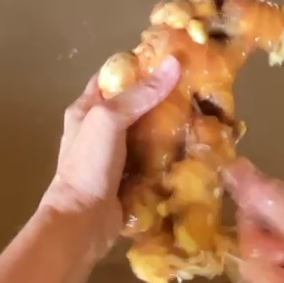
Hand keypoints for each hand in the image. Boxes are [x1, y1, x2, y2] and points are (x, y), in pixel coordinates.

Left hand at [40, 57, 180, 249]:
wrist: (81, 222)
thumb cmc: (89, 164)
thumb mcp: (110, 119)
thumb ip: (140, 94)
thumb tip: (174, 63)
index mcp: (87, 110)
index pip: (113, 77)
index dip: (139, 65)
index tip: (172, 60)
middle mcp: (100, 130)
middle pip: (135, 106)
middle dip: (162, 99)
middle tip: (197, 90)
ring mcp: (115, 157)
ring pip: (147, 135)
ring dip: (170, 130)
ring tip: (202, 117)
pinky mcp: (129, 181)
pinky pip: (154, 163)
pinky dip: (171, 157)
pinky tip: (194, 150)